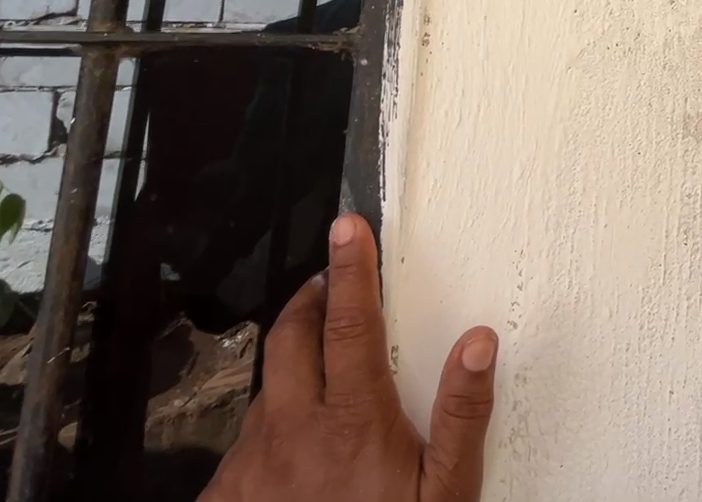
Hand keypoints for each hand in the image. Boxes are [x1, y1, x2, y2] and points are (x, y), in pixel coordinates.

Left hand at [200, 214, 497, 501]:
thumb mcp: (445, 492)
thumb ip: (463, 413)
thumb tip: (477, 342)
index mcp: (351, 420)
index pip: (350, 322)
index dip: (351, 268)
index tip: (349, 227)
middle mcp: (290, 432)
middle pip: (292, 336)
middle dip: (312, 294)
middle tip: (332, 279)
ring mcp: (249, 466)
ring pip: (266, 387)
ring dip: (293, 359)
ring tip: (324, 367)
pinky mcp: (224, 498)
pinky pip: (246, 437)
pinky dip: (273, 418)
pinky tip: (296, 443)